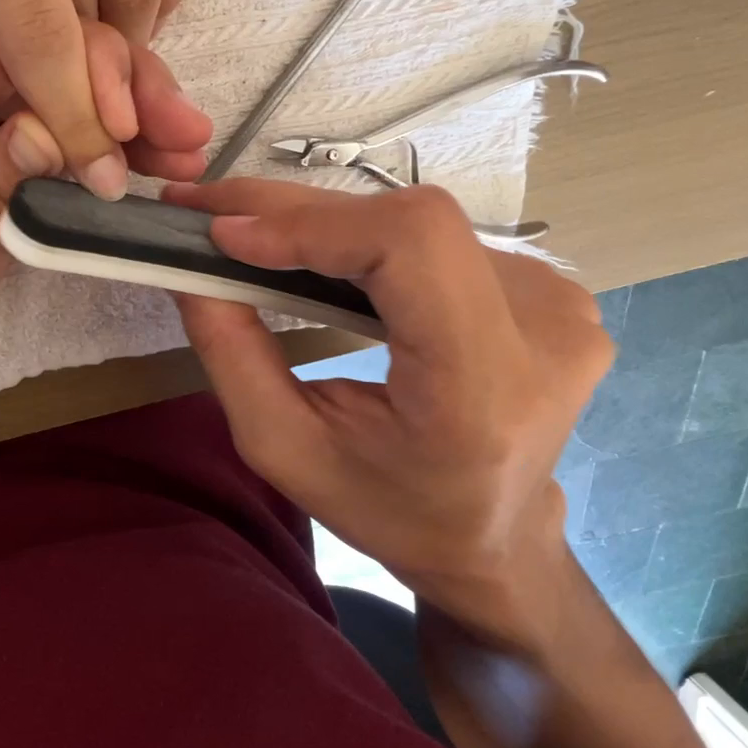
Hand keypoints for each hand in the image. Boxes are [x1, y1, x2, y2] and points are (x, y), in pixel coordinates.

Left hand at [0, 22, 211, 422]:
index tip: (129, 124)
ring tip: (189, 154)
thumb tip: (55, 124)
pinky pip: (57, 152)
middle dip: (117, 87)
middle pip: (37, 64)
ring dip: (126, 121)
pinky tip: (157, 172)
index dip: (71, 66)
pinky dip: (107, 159)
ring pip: (58, 104)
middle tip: (186, 133)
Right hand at [162, 180, 613, 631]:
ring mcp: (558, 300)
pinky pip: (434, 236)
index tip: (223, 234)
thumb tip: (189, 267)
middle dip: (292, 210)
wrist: (490, 538)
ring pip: (413, 220)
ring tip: (249, 236)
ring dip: (322, 222)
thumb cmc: (383, 505)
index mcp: (482, 386)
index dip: (311, 222)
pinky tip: (315, 256)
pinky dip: (359, 237)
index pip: (409, 246)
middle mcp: (542, 327)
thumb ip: (231, 354)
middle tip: (204, 210)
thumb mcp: (280, 447)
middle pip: (406, 222)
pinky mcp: (547, 286)